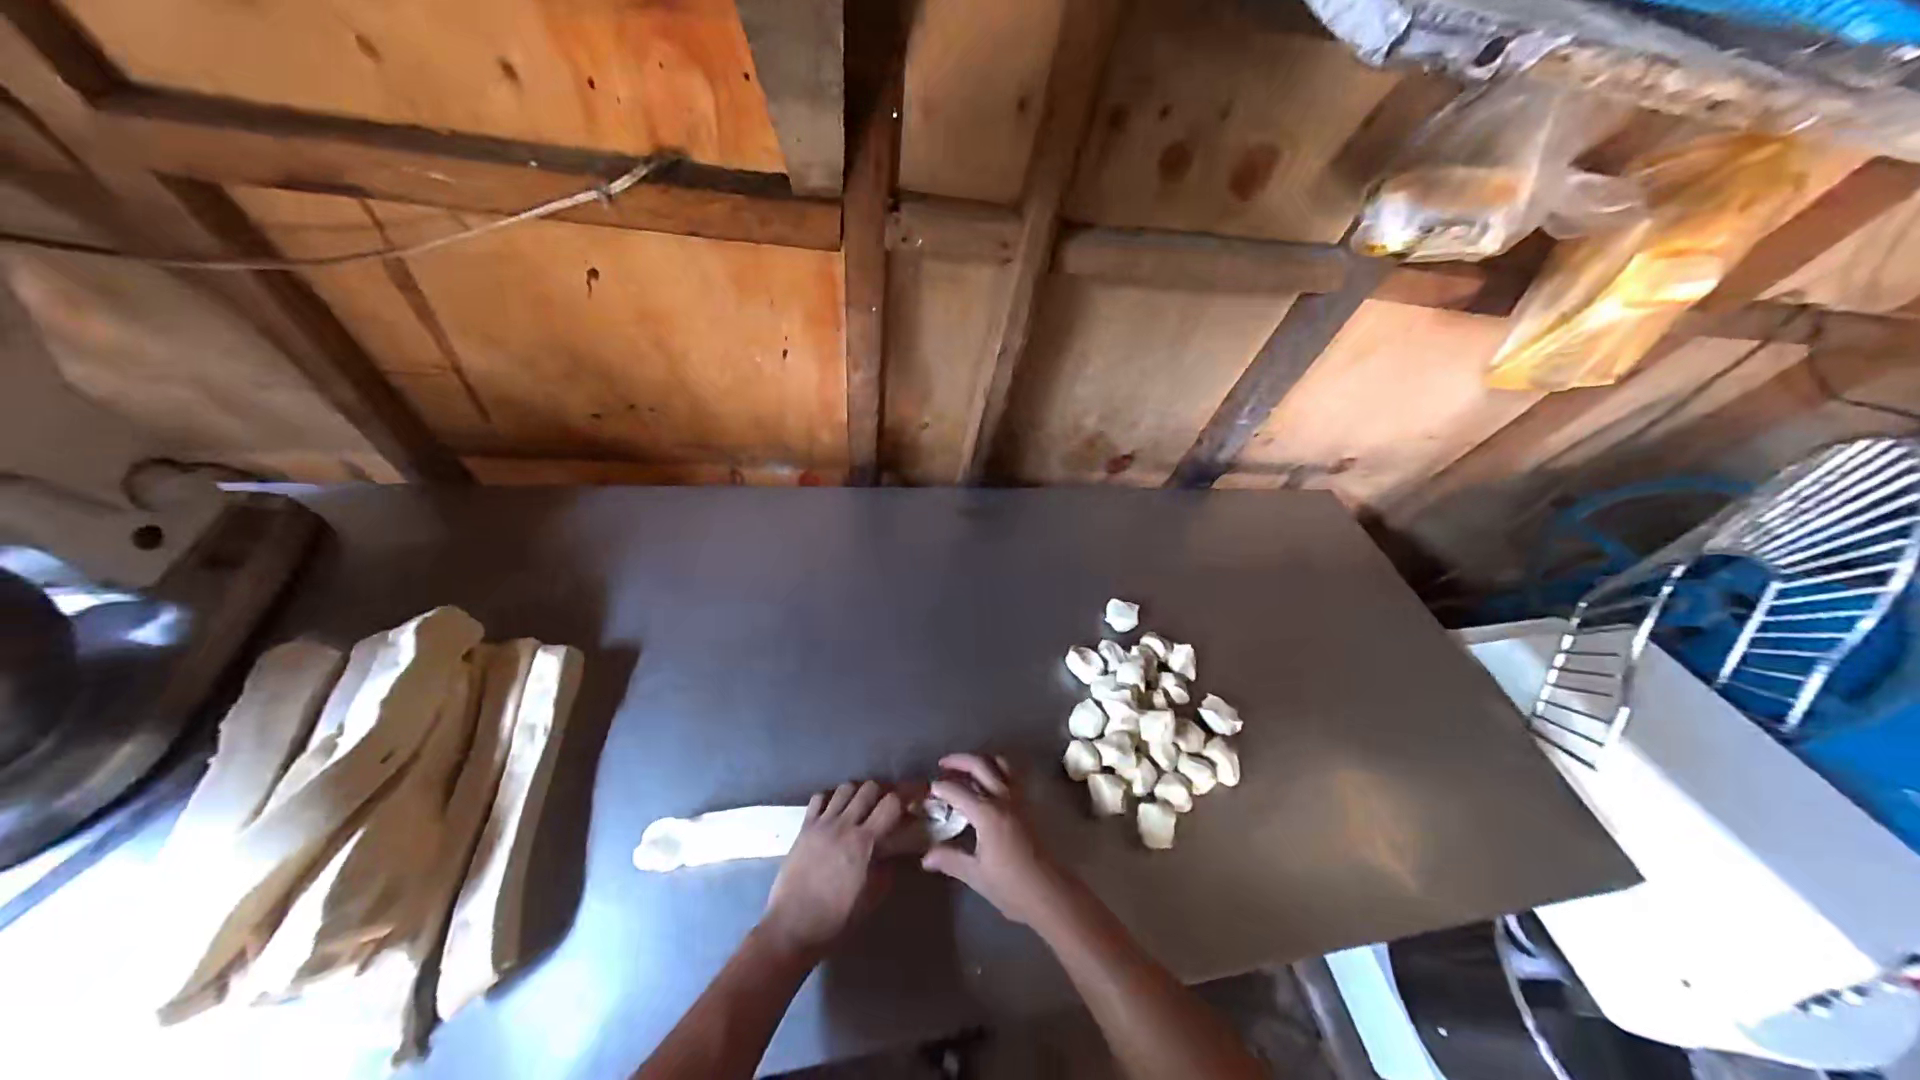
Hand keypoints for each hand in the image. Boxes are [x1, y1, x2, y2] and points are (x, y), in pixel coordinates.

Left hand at [759, 780, 903, 958]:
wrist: (792, 926)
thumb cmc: (836, 918)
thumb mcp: (872, 897)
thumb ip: (887, 869)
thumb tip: (894, 852)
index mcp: (864, 843)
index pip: (891, 803)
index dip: (907, 795)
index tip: (916, 796)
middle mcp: (844, 825)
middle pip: (869, 788)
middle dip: (883, 792)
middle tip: (887, 804)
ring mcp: (822, 823)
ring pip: (845, 788)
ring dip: (858, 792)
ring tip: (861, 806)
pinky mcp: (804, 827)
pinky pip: (819, 797)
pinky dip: (831, 798)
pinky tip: (835, 811)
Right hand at [921, 754, 1077, 927]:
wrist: (1050, 893)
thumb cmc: (1011, 886)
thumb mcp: (975, 875)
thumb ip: (949, 859)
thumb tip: (925, 857)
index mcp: (987, 813)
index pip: (958, 790)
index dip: (941, 787)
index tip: (929, 790)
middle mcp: (1004, 798)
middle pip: (980, 765)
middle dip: (959, 761)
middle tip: (943, 764)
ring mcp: (1021, 799)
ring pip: (1001, 764)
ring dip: (982, 760)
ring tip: (968, 768)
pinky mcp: (1031, 805)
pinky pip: (1013, 775)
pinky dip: (999, 769)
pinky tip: (992, 782)